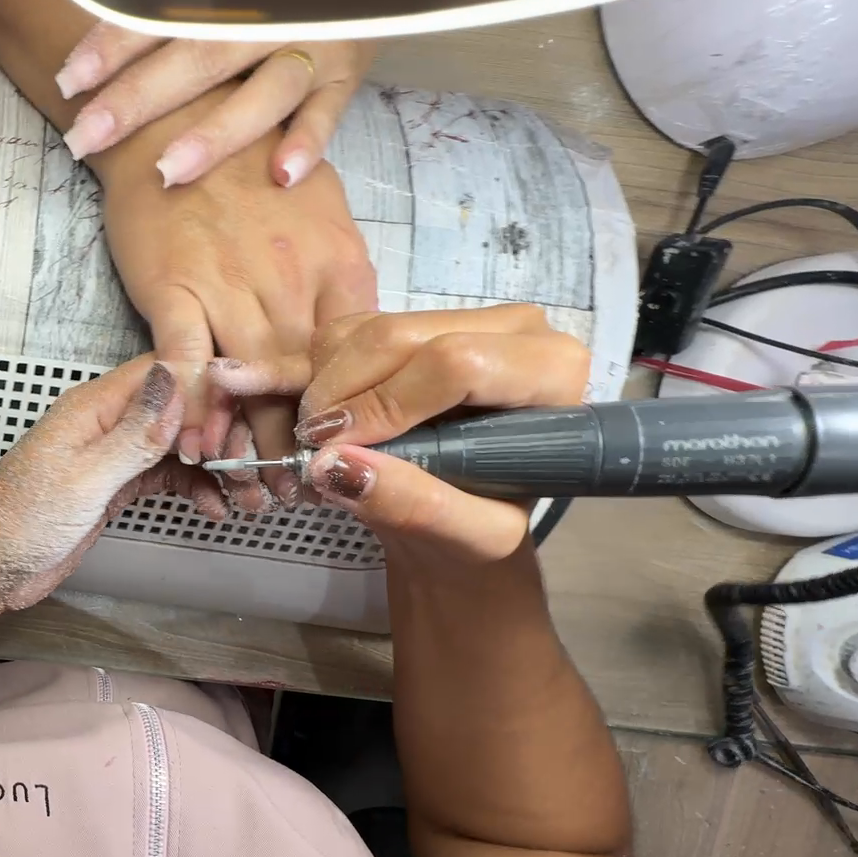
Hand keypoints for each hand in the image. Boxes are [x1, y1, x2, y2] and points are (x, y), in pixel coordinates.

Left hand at [0, 357, 226, 610]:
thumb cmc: (23, 521)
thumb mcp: (85, 478)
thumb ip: (133, 433)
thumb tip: (176, 376)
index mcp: (92, 407)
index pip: (163, 373)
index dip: (207, 391)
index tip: (241, 423)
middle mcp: (105, 423)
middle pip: (178, 408)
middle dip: (220, 431)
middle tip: (253, 466)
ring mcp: (111, 454)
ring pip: (177, 444)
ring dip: (214, 465)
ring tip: (249, 493)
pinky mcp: (114, 485)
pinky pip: (164, 475)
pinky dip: (193, 487)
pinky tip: (216, 508)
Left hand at [57, 24, 373, 187]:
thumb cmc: (252, 9)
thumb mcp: (209, 4)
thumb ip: (161, 25)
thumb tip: (84, 65)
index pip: (163, 15)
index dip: (114, 45)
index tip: (70, 82)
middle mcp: (268, 16)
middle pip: (200, 57)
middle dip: (139, 99)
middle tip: (87, 138)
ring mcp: (310, 44)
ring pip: (263, 90)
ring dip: (216, 133)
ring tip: (168, 171)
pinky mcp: (343, 77)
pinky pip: (327, 112)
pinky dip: (309, 141)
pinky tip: (282, 176)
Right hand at [98, 129, 376, 506]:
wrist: (175, 124)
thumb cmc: (247, 165)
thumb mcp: (319, 209)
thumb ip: (336, 277)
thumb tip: (350, 337)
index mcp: (337, 263)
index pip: (349, 359)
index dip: (343, 418)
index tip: (338, 459)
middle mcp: (292, 280)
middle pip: (304, 382)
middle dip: (300, 447)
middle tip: (295, 497)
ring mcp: (231, 286)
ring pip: (251, 383)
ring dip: (248, 446)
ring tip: (247, 493)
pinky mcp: (176, 290)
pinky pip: (188, 364)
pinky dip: (192, 411)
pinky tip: (191, 449)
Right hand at [208, 305, 590, 562]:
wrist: (456, 515)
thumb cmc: (476, 528)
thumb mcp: (465, 536)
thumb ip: (410, 503)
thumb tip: (329, 463)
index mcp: (548, 372)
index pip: (454, 362)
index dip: (382, 404)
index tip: (332, 448)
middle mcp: (509, 329)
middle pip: (394, 337)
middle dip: (335, 394)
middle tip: (309, 446)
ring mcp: (451, 320)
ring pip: (357, 332)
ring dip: (317, 386)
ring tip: (317, 439)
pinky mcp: (404, 325)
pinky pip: (336, 335)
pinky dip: (309, 375)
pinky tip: (319, 416)